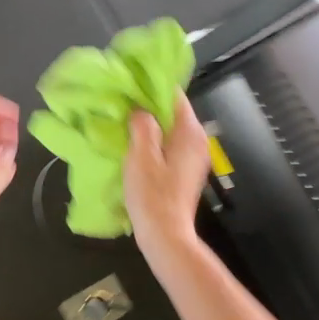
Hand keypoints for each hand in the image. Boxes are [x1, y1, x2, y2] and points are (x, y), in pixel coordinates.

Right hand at [125, 90, 208, 254]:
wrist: (165, 235)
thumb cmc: (152, 195)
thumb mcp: (141, 156)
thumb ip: (142, 126)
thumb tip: (140, 110)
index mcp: (190, 133)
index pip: (174, 96)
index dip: (151, 87)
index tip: (129, 84)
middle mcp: (197, 141)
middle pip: (172, 113)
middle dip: (148, 107)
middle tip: (121, 103)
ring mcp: (193, 158)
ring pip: (169, 130)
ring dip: (149, 126)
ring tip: (123, 123)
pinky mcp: (185, 171)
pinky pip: (169, 146)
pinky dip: (153, 142)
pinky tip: (134, 147)